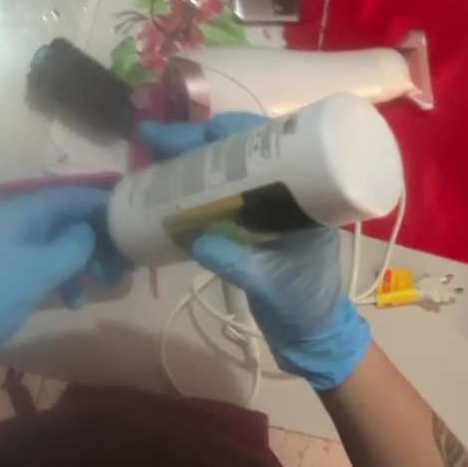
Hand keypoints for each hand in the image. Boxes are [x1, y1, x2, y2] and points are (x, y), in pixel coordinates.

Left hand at [0, 187, 109, 418]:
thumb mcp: (37, 271)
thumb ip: (72, 246)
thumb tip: (90, 229)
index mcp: (18, 210)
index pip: (70, 194)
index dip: (102, 203)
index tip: (134, 217)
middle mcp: (9, 221)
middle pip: (63, 219)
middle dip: (95, 239)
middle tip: (122, 265)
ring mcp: (0, 247)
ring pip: (52, 243)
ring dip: (79, 261)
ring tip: (99, 289)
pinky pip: (38, 264)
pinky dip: (58, 276)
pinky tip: (70, 301)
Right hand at [138, 116, 370, 389]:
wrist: (312, 334)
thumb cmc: (303, 306)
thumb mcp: (270, 285)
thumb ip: (238, 265)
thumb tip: (200, 240)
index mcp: (305, 195)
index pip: (269, 146)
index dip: (231, 133)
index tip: (197, 132)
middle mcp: (287, 190)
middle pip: (239, 148)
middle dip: (197, 139)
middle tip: (157, 138)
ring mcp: (267, 204)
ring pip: (227, 165)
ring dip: (191, 155)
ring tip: (155, 148)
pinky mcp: (251, 220)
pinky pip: (221, 189)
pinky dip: (195, 180)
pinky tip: (168, 178)